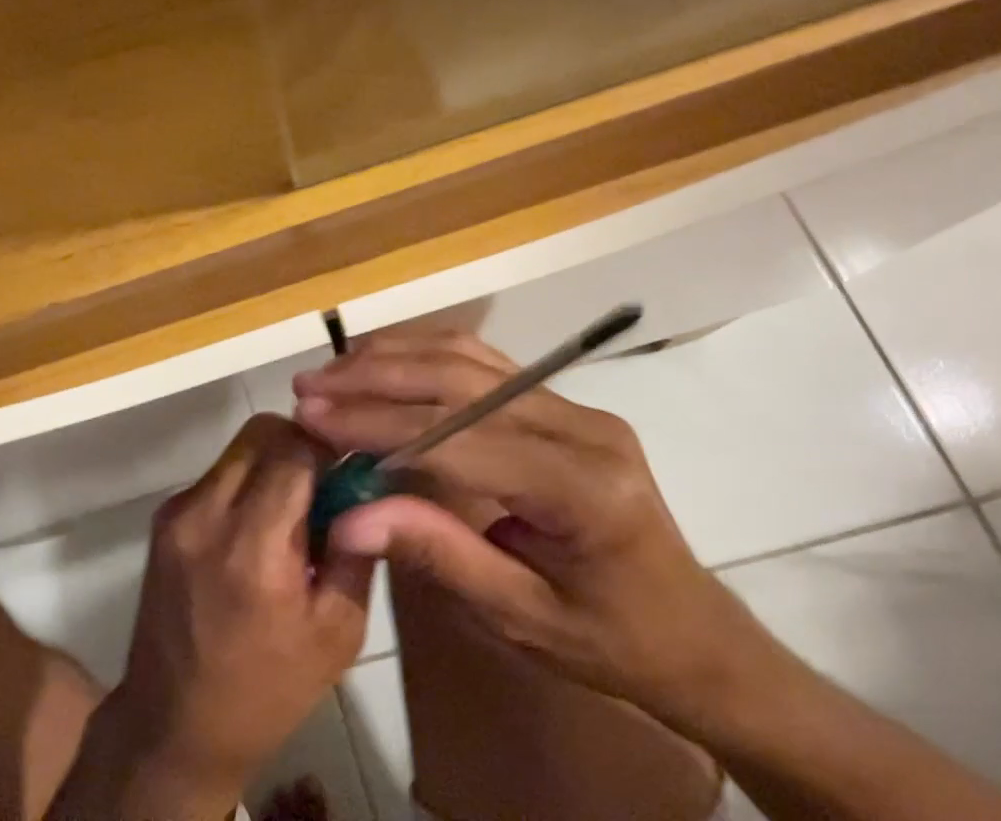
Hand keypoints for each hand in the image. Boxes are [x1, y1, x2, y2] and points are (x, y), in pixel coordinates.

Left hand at [92, 415, 373, 802]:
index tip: (353, 472)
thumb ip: (355, 550)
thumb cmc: (267, 690)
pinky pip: (216, 477)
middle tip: (327, 492)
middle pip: (263, 432)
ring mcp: (176, 514)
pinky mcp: (162, 521)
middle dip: (302, 448)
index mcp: (253, 545)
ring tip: (293, 519)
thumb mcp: (337, 631)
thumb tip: (368, 490)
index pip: (296, 447)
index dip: (332, 448)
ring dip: (272, 465)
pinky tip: (259, 535)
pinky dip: (245, 487)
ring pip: (237, 450)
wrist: (174, 723)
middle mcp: (206, 514)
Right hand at [292, 328, 768, 723]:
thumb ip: (436, 553)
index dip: (377, 423)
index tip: (309, 418)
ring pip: (471, 359)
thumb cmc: (609, 642)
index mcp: (582, 486)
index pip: (457, 435)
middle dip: (374, 380)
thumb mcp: (519, 615)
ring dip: (394, 358)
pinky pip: (485, 366)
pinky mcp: (566, 406)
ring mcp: (578, 408)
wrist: (693, 636)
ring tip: (331, 372)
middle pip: (460, 380)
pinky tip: (382, 366)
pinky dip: (425, 359)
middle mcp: (584, 427)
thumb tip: (346, 516)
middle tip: (307, 388)